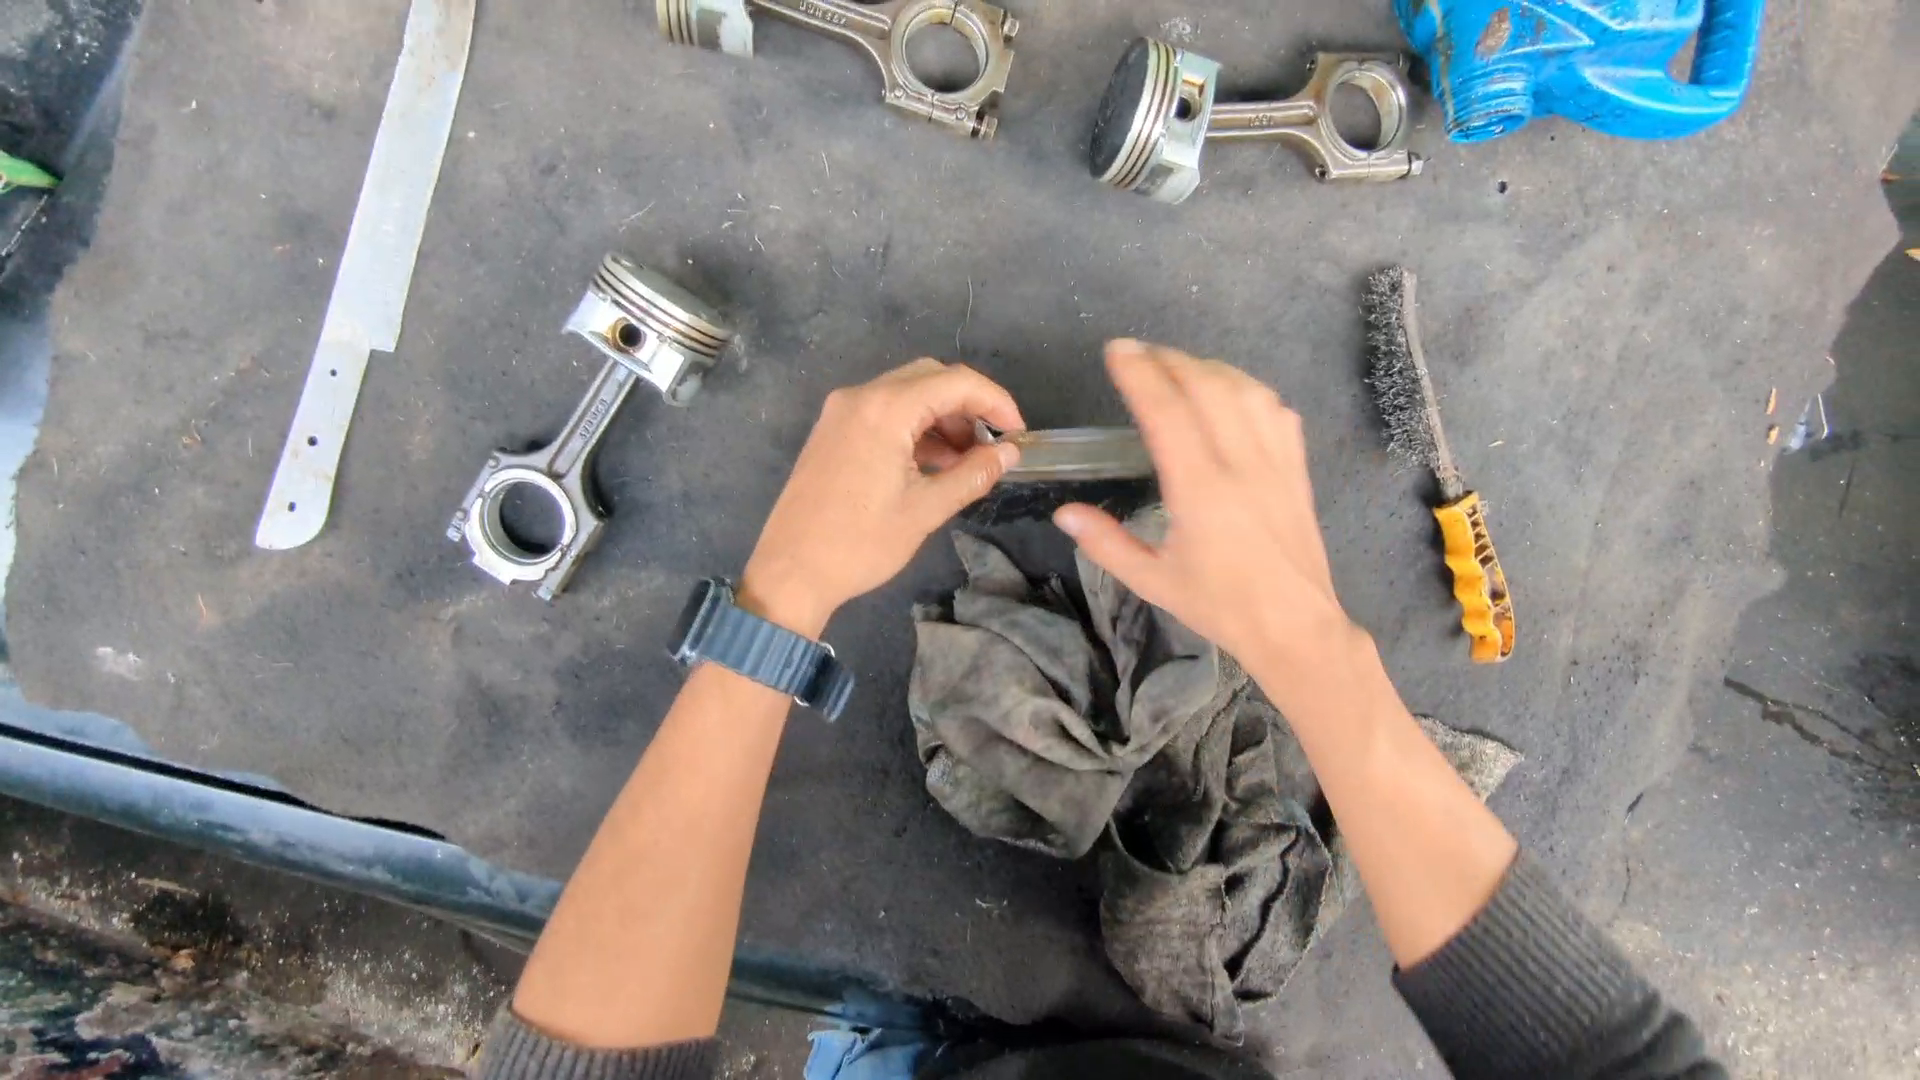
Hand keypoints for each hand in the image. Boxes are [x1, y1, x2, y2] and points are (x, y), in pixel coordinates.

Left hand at [740, 359, 1023, 635]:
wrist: (790, 571)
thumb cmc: (860, 543)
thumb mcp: (925, 510)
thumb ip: (972, 475)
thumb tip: (1009, 454)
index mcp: (884, 409)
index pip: (955, 382)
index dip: (996, 402)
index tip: (1018, 434)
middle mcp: (860, 397)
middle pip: (930, 378)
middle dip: (968, 406)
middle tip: (992, 445)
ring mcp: (841, 412)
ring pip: (906, 394)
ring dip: (942, 418)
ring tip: (967, 461)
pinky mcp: (832, 431)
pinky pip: (883, 412)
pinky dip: (914, 428)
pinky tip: (933, 463)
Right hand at [1054, 340, 1359, 688]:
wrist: (1294, 625)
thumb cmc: (1219, 605)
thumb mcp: (1152, 581)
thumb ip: (1106, 543)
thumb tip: (1064, 512)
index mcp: (1199, 489)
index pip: (1166, 411)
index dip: (1140, 373)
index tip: (1118, 350)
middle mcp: (1240, 463)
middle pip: (1206, 386)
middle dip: (1169, 359)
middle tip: (1139, 353)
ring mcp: (1275, 462)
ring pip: (1244, 390)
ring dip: (1208, 368)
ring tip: (1178, 366)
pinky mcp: (1297, 468)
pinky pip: (1275, 411)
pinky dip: (1247, 389)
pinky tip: (1230, 393)